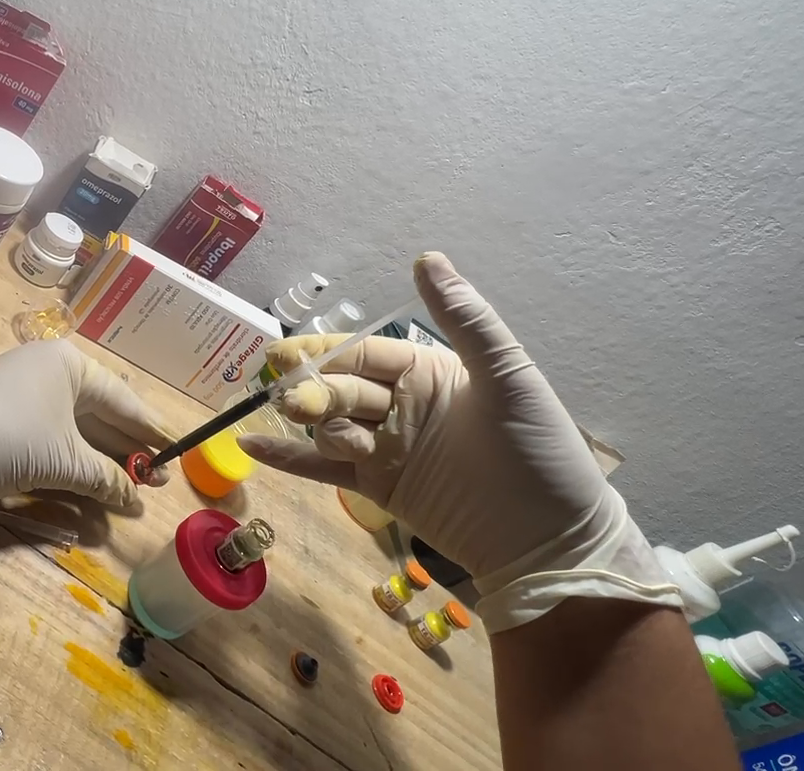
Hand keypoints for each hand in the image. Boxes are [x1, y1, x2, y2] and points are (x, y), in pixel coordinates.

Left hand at [0, 340, 176, 545]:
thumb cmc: (5, 438)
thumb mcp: (63, 460)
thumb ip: (106, 479)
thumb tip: (137, 503)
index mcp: (68, 365)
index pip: (123, 399)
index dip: (151, 430)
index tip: (179, 453)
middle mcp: (49, 376)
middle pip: (101, 415)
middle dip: (128, 449)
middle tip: (157, 483)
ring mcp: (26, 401)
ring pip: (77, 433)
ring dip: (102, 464)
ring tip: (133, 494)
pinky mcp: (8, 428)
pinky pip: (53, 445)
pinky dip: (74, 469)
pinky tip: (95, 493)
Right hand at [235, 252, 679, 629]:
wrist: (553, 545)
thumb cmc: (539, 454)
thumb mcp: (507, 380)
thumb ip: (466, 320)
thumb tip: (427, 257)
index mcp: (425, 372)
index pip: (362, 354)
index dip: (324, 353)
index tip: (286, 355)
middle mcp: (398, 403)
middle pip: (340, 388)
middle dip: (314, 392)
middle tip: (294, 400)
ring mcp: (382, 446)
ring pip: (330, 426)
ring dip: (314, 427)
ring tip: (319, 435)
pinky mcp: (374, 485)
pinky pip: (321, 467)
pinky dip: (286, 457)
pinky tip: (250, 444)